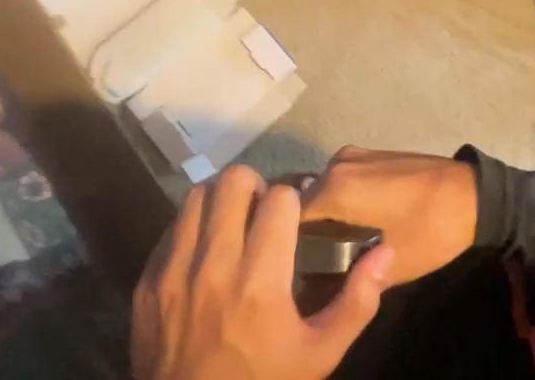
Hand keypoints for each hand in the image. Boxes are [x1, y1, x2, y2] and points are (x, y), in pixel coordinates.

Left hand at [133, 165, 395, 379]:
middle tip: (264, 211)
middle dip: (256, 187)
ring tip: (234, 222)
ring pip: (197, 196)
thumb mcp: (320, 353)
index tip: (295, 219)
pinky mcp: (148, 282)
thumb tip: (385, 251)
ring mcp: (174, 273)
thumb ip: (357, 302)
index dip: (293, 201)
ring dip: (220, 200)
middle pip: (234, 182)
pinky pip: (172, 228)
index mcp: (260, 282)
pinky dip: (192, 227)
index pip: (279, 198)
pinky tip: (206, 250)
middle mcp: (214, 267)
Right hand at [299, 147, 478, 284]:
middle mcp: (338, 165)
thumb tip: (323, 283)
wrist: (474, 196)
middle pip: (304, 201)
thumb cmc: (429, 230)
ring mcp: (356, 155)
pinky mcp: (372, 154)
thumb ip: (348, 274)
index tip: (293, 268)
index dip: (285, 244)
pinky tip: (354, 223)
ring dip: (324, 213)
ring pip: (324, 189)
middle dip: (304, 229)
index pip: (287, 217)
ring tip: (334, 245)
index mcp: (336, 189)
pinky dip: (341, 199)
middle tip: (313, 261)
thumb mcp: (388, 266)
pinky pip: (342, 179)